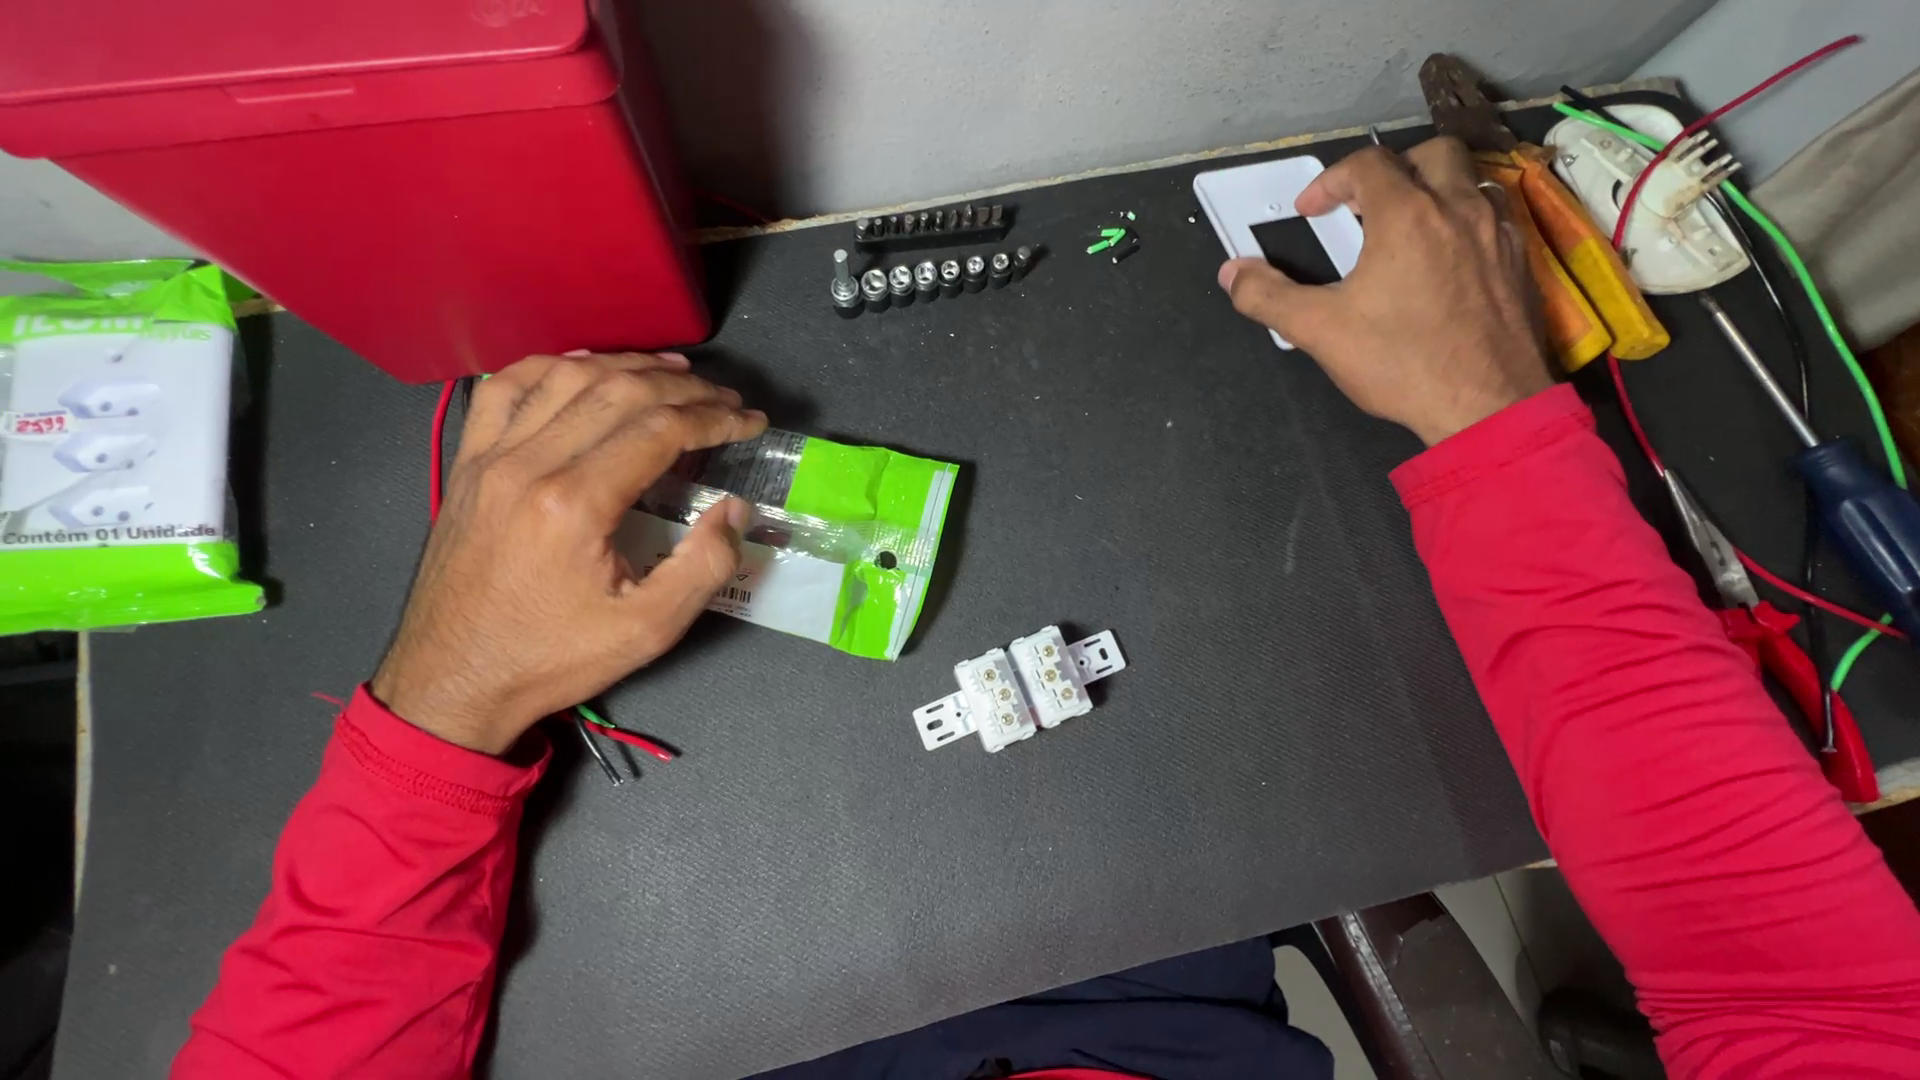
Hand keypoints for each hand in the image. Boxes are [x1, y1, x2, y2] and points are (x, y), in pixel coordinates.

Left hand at [371, 352, 768, 754]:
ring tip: (675, 373)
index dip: (715, 418)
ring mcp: (489, 456)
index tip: (752, 421)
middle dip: (685, 388)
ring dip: (627, 365)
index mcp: (574, 502)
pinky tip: (586, 368)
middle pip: (618, 392)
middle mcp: (528, 462)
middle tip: (726, 398)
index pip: (658, 429)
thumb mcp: (648, 630)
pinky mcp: (467, 462)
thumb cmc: (554, 658)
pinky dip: (553, 366)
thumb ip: (704, 566)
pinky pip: (506, 389)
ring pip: (565, 377)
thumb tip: (734, 509)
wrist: (452, 681)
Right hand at [1218, 138, 1553, 445]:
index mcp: (1407, 216)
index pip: (1367, 166)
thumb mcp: (1318, 331)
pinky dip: (1461, 220)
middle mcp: (1458, 210)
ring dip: (1432, 189)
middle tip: (1362, 207)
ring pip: (1468, 181)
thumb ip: (1268, 297)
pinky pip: (1491, 217)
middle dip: (1390, 170)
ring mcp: (1497, 234)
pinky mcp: (1518, 262)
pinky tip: (1443, 258)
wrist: (1484, 404)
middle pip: (1430, 154)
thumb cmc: (1399, 362)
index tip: (1310, 211)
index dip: (1330, 181)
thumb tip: (1231, 273)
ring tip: (1403, 229)